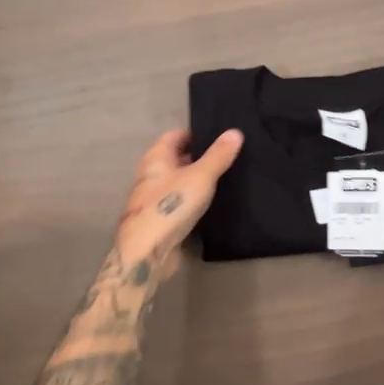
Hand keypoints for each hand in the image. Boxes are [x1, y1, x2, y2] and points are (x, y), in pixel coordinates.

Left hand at [115, 128, 243, 282]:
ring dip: (198, 179)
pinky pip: (180, 202)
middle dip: (199, 156)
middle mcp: (152, 175)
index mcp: (156, 159)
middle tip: (229, 155)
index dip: (196, 133)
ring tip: (227, 176)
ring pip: (179, 182)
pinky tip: (214, 202)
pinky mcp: (161, 220)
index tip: (220, 135)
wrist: (148, 252)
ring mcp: (154, 199)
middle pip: (177, 158)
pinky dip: (194, 200)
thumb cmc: (171, 206)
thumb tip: (235, 132)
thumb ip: (218, 155)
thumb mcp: (201, 176)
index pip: (175, 136)